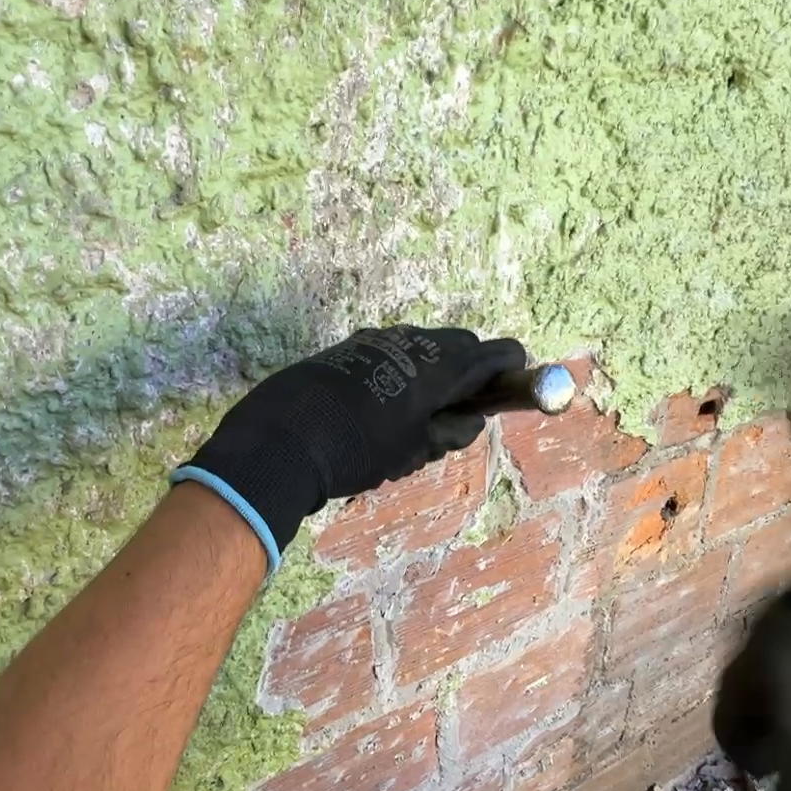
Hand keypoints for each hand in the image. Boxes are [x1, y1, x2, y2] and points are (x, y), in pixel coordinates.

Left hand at [173, 326, 526, 568]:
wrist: (281, 438)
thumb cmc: (358, 450)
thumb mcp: (414, 451)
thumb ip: (450, 432)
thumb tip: (470, 420)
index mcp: (439, 363)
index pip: (496, 352)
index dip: (509, 370)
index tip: (509, 389)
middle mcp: (412, 340)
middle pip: (459, 346)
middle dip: (468, 373)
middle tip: (458, 412)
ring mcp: (376, 339)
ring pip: (422, 348)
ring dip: (431, 373)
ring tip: (415, 416)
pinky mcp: (348, 348)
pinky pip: (390, 353)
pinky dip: (399, 373)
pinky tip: (378, 407)